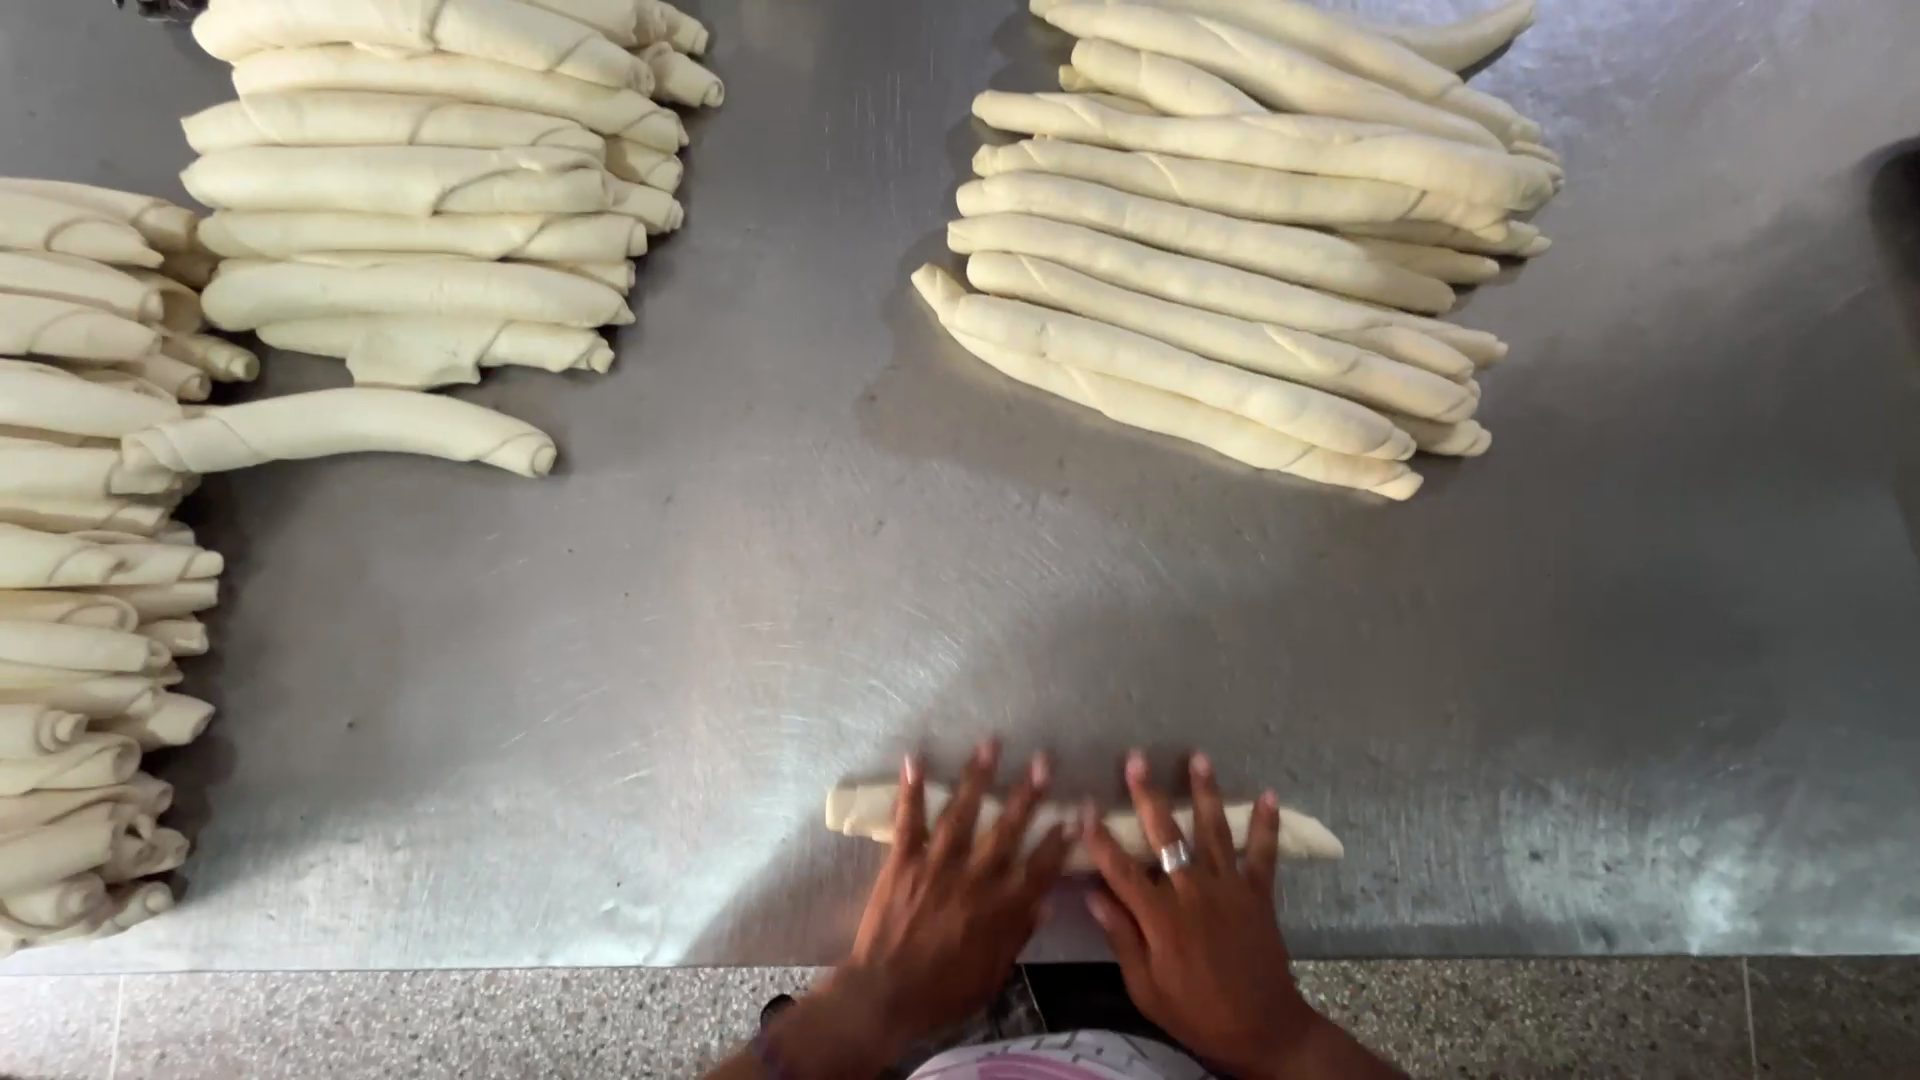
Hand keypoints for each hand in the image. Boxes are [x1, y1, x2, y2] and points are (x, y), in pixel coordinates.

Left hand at [842, 739, 1076, 1051]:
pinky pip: (909, 820)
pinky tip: (915, 758)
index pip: (1039, 869)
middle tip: (1042, 761)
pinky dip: (912, 789)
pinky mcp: (903, 861)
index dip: (1059, 841)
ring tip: (989, 745)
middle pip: (1006, 830)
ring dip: (976, 777)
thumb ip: (1018, 935)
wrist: (885, 995)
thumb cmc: (943, 992)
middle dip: (1026, 794)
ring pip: (962, 814)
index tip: (1075, 814)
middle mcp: (973, 879)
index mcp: (999, 909)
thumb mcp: (992, 975)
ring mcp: (936, 865)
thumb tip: (1046, 902)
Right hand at [1082, 752, 1400, 1078]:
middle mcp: (1194, 893)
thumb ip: (1121, 937)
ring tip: (1198, 757)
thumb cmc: (1197, 1014)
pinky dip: (1267, 825)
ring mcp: (1230, 889)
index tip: (1084, 807)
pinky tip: (1269, 795)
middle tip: (1136, 759)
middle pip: (1166, 836)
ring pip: (1213, 831)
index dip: (1100, 837)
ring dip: (1205, 792)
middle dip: (1148, 795)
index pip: (1121, 869)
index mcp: (1161, 918)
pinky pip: (1263, 853)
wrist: (1265, 1033)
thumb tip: (1092, 894)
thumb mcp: (1147, 988)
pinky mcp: (1258, 894)